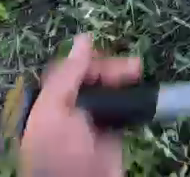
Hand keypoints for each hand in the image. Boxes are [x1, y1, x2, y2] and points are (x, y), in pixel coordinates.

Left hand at [20, 35, 141, 176]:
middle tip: (132, 67)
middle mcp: (69, 112)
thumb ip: (67, 75)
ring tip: (139, 72)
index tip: (104, 54)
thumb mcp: (54, 112)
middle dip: (111, 68)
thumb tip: (83, 39)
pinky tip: (140, 92)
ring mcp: (91, 124)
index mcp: (49, 105)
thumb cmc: (59, 151)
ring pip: (109, 91)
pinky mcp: (112, 135)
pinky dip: (132, 98)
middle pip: (91, 79)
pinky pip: (122, 110)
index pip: (69, 71)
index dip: (86, 60)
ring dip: (124, 79)